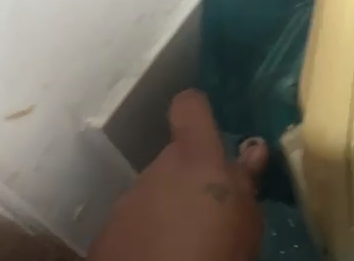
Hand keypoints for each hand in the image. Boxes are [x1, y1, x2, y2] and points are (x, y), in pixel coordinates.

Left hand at [88, 90, 266, 260]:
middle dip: (187, 180)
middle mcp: (156, 171)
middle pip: (173, 161)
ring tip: (181, 244)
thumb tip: (251, 151)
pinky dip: (141, 240)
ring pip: (150, 195)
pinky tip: (156, 260)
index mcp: (195, 158)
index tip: (205, 124)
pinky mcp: (102, 242)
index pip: (189, 108)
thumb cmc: (218, 255)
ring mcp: (124, 206)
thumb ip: (245, 180)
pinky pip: (129, 228)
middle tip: (206, 213)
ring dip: (164, 210)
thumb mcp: (247, 219)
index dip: (196, 110)